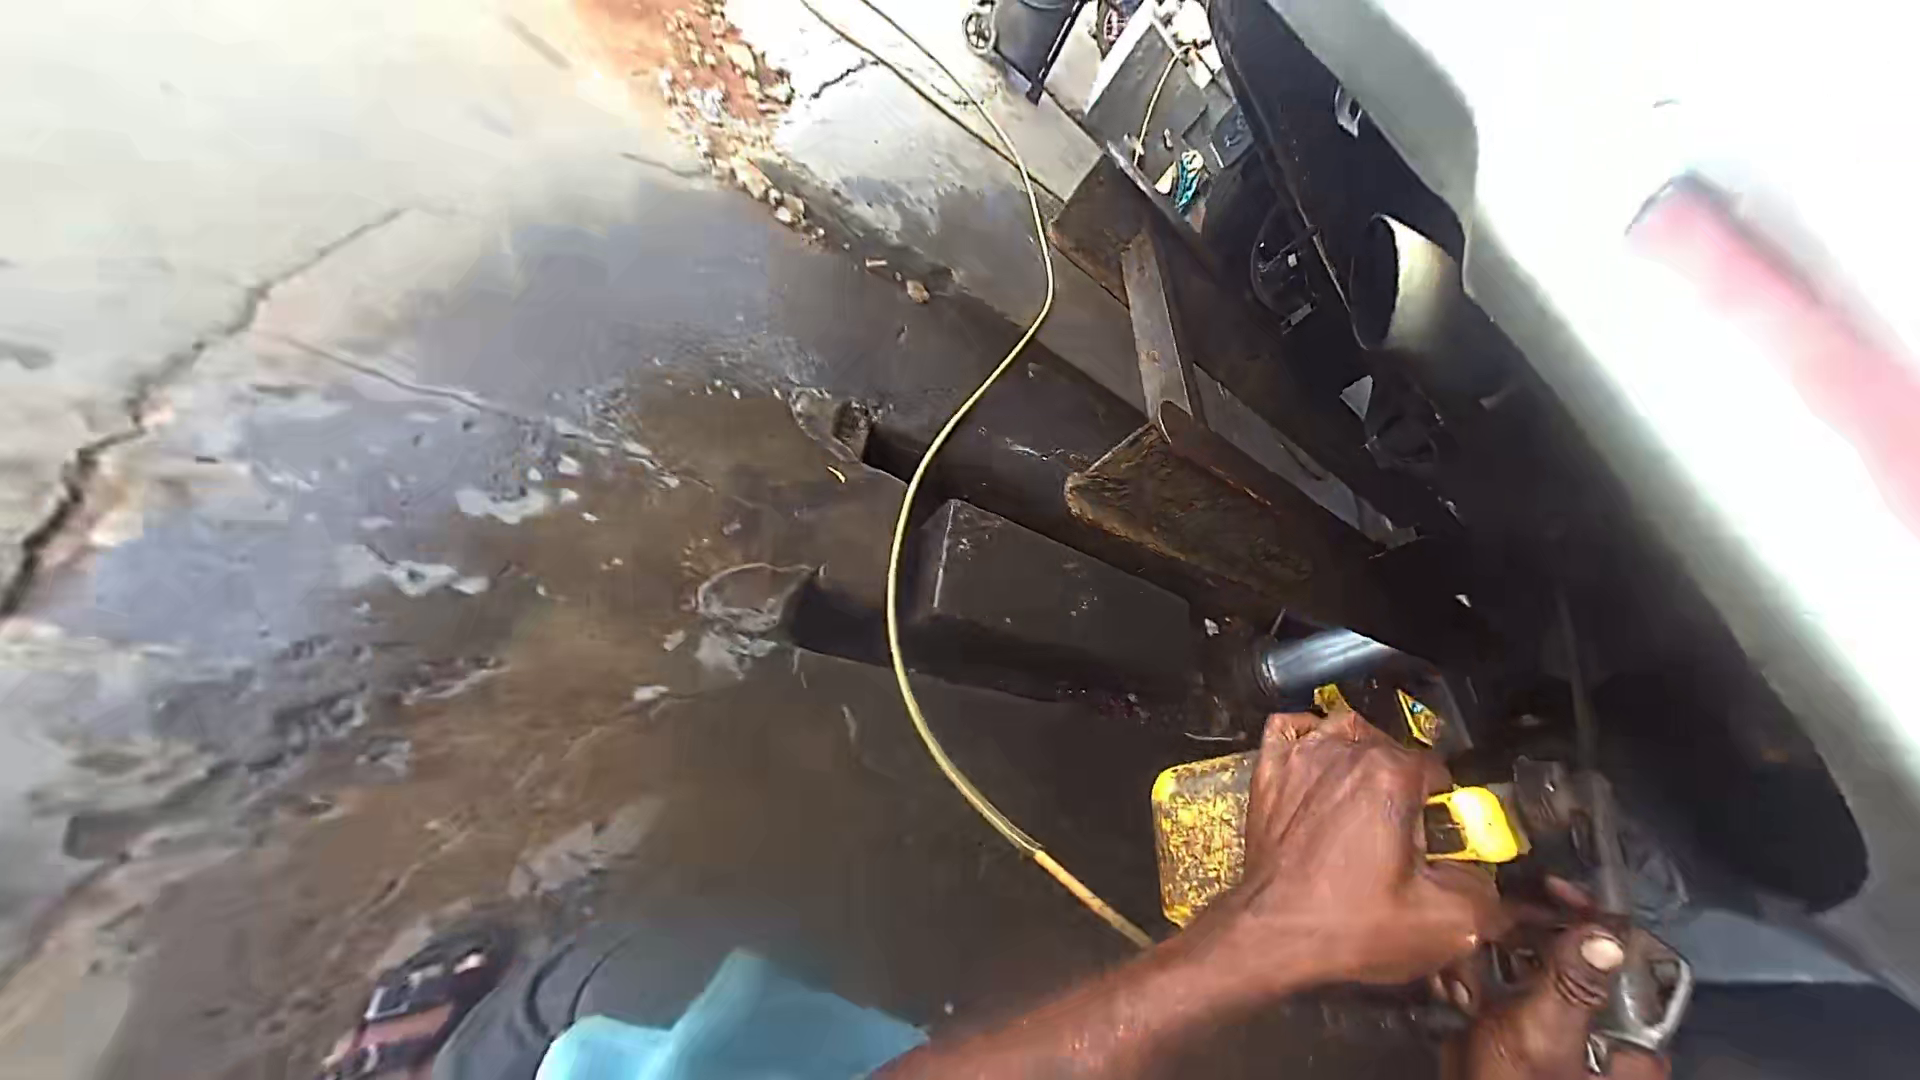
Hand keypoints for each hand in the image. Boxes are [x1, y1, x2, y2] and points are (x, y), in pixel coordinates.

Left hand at [1185, 708, 1505, 997]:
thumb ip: (1484, 888)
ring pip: (1340, 726)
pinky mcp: (1267, 769)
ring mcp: (1298, 757)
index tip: (1447, 831)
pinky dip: (1305, 733)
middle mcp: (1340, 755)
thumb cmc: (1347, 921)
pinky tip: (1318, 756)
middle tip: (1410, 821)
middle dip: (1407, 779)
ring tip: (1372, 785)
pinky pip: (1286, 728)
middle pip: (1388, 746)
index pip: (1436, 768)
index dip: (1448, 802)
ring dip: (1362, 747)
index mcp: (1387, 777)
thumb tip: (1482, 874)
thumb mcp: (1448, 922)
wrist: (1277, 926)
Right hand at [1457, 925, 1669, 1079]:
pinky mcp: (1523, 1029)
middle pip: (1574, 958)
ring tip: (1469, 961)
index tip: (1555, 887)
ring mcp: (1561, 1031)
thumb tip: (1605, 932)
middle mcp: (1605, 1034)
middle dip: (1527, 936)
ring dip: (1496, 954)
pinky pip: (1508, 983)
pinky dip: (1483, 973)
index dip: (1593, 919)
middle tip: (1492, 919)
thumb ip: (1570, 984)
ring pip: (1535, 966)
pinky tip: (1460, 981)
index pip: (1623, 962)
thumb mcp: (1542, 1034)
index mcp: (1632, 1041)